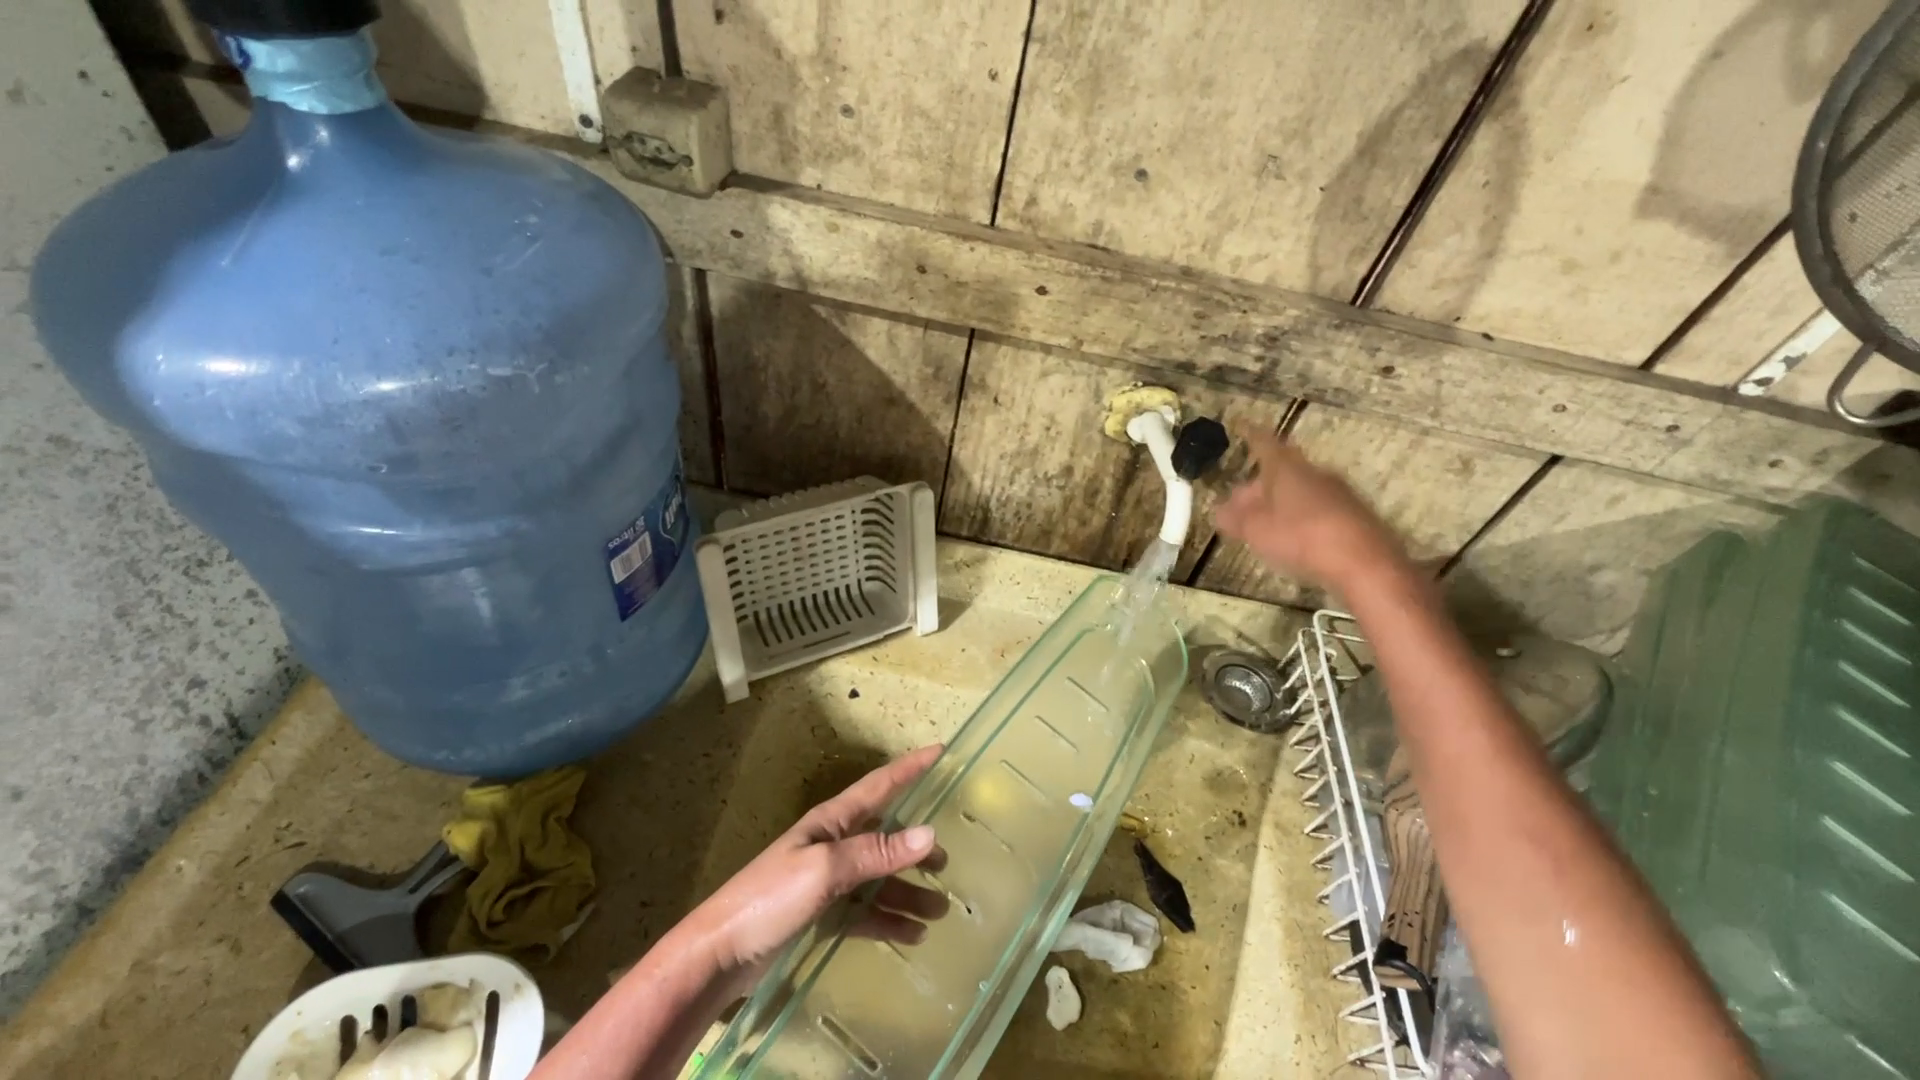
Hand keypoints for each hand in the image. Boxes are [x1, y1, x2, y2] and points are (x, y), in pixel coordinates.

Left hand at [680, 745, 950, 983]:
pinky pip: (865, 914)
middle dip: (917, 847)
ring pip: (879, 881)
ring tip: (939, 912)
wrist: (720, 955)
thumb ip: (876, 852)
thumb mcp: (825, 870)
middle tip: (947, 865)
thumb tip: (928, 834)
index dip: (910, 768)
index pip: (879, 786)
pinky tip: (912, 935)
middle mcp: (833, 846)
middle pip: (885, 838)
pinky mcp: (822, 917)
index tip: (941, 751)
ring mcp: (827, 883)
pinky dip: (889, 921)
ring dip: (908, 893)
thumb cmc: (770, 899)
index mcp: (831, 823)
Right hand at [1213, 426, 1406, 589]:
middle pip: (1283, 470)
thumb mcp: (1256, 531)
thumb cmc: (1301, 538)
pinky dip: (1300, 517)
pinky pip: (1318, 508)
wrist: (1364, 563)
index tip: (1243, 427)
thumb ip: (1235, 520)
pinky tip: (1294, 538)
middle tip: (1241, 502)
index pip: (1265, 443)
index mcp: (1287, 469)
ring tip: (1263, 524)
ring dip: (1280, 502)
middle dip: (1260, 483)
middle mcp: (1314, 473)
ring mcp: (1338, 493)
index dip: (1252, 435)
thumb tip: (1220, 511)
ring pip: (1301, 489)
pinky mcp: (1353, 515)